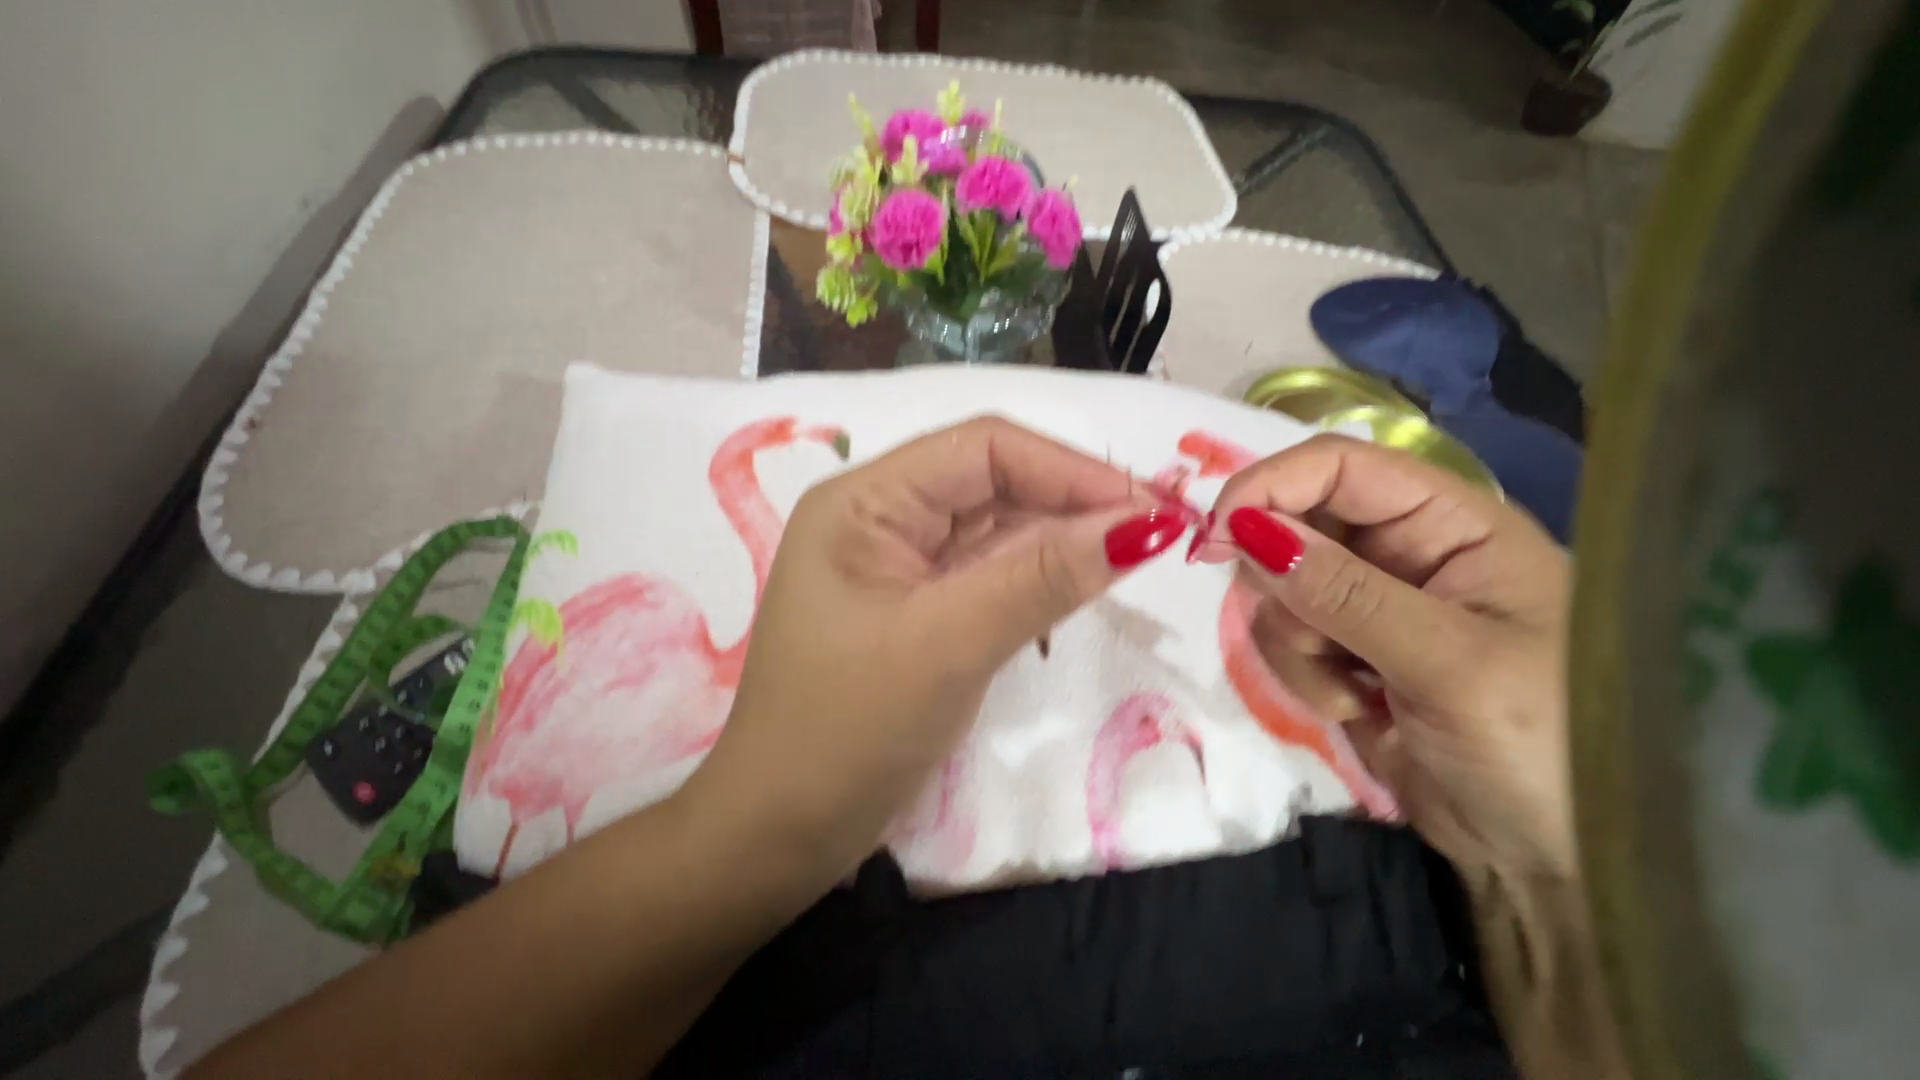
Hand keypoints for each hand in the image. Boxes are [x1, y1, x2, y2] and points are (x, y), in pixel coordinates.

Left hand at [679, 417, 1181, 884]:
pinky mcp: (914, 611)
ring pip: (994, 528)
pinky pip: (986, 574)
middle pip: (991, 482)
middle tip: (1160, 534)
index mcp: (863, 502)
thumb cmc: (849, 731)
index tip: (1153, 511)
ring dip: (1061, 538)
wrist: (780, 833)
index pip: (982, 449)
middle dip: (1073, 501)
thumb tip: (1146, 524)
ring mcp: (895, 567)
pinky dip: (1036, 577)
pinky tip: (1080, 586)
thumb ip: (1044, 577)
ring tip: (1135, 554)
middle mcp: (878, 519)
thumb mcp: (950, 645)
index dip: (1072, 470)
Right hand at [1195, 435, 1575, 878]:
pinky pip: (1284, 643)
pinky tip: (1356, 711)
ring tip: (1354, 692)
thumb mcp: (1450, 663)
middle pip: (1296, 523)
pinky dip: (1301, 677)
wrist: (1559, 857)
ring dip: (1295, 643)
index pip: (1338, 466)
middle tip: (1311, 637)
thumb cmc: (1546, 744)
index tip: (1214, 537)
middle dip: (1282, 580)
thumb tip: (1245, 530)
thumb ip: (1345, 594)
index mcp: (1452, 524)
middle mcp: (1406, 553)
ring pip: (1279, 589)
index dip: (1269, 486)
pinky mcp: (1347, 660)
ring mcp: (1372, 609)